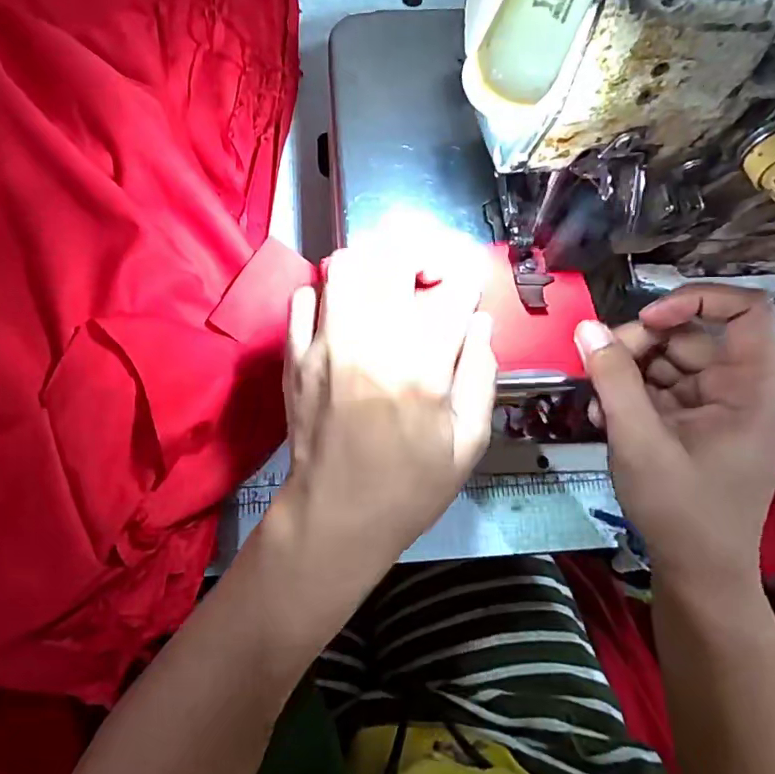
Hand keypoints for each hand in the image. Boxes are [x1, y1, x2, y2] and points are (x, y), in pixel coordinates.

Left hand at [276, 239, 496, 577]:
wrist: (335, 515)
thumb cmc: (410, 485)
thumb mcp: (467, 442)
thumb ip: (480, 374)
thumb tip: (479, 322)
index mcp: (423, 366)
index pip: (452, 289)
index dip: (467, 281)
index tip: (466, 292)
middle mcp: (372, 342)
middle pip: (393, 258)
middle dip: (418, 258)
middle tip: (425, 281)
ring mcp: (326, 344)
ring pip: (344, 265)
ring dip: (371, 269)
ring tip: (382, 292)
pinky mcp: (294, 355)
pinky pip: (304, 296)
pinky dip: (327, 295)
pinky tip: (342, 317)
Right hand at [574, 285, 774, 589]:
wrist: (699, 573)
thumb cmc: (681, 508)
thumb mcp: (638, 440)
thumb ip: (612, 379)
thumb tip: (585, 328)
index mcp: (757, 387)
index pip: (747, 308)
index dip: (694, 300)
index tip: (647, 321)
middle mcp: (748, 388)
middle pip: (693, 335)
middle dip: (640, 347)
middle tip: (598, 370)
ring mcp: (725, 406)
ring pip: (673, 360)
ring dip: (629, 374)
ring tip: (597, 404)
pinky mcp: (704, 422)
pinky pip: (667, 388)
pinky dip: (635, 395)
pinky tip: (606, 416)